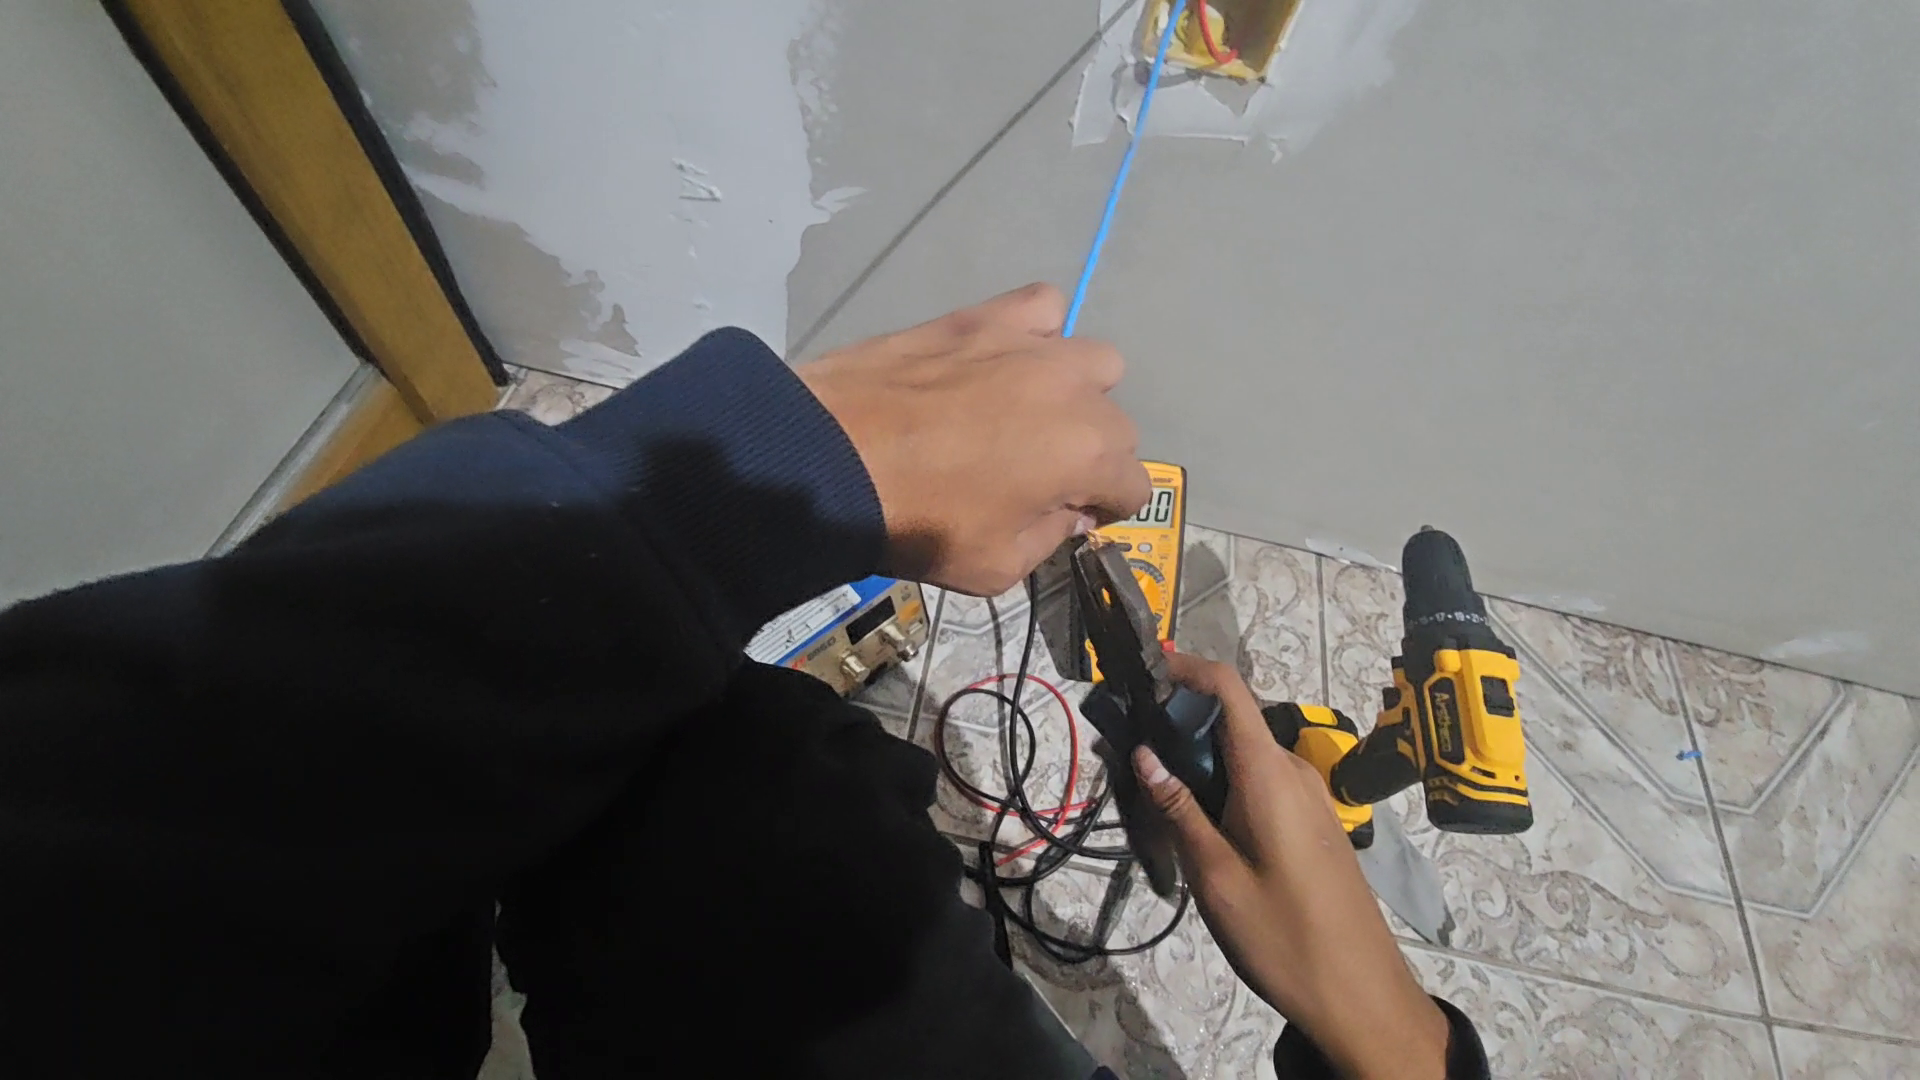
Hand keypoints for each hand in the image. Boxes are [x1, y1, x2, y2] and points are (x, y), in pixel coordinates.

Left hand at [798, 284, 1150, 595]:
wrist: (833, 460)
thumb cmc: (917, 523)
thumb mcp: (995, 568)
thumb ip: (1050, 539)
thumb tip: (1070, 511)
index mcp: (1086, 456)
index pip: (1134, 487)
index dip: (1105, 509)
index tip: (1068, 514)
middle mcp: (1076, 392)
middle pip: (1118, 426)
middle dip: (1090, 455)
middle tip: (1038, 472)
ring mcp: (1032, 346)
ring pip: (1093, 363)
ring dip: (1076, 393)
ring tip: (1027, 411)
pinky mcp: (986, 317)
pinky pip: (1040, 308)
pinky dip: (1036, 333)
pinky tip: (1006, 358)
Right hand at [1134, 653, 1450, 1079]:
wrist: (1367, 1002)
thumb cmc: (1284, 936)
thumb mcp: (1216, 877)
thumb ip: (1179, 808)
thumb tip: (1144, 752)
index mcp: (1268, 773)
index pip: (1229, 688)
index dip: (1186, 666)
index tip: (1144, 668)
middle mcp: (1292, 770)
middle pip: (1231, 719)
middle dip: (1180, 721)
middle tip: (1132, 751)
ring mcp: (1308, 795)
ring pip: (1243, 753)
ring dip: (1199, 758)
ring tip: (1156, 791)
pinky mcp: (1313, 820)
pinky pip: (1261, 780)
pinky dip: (1224, 781)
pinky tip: (1199, 819)